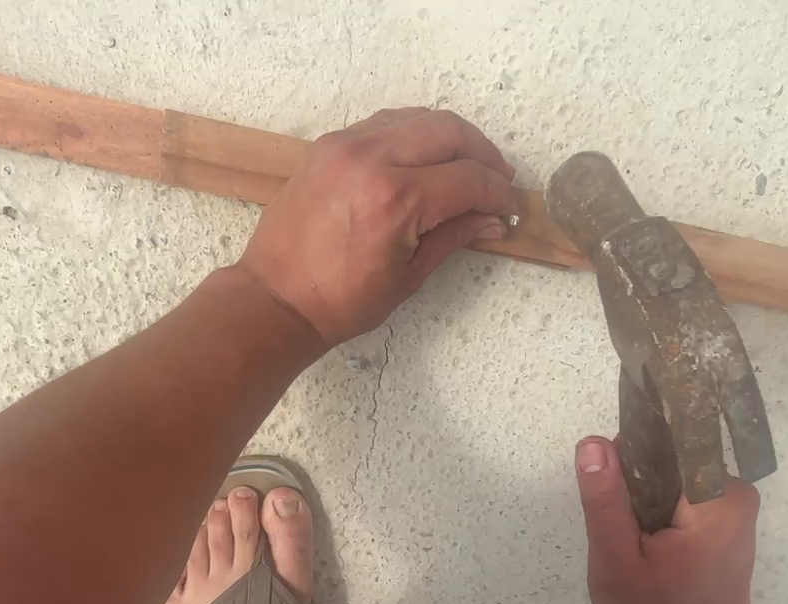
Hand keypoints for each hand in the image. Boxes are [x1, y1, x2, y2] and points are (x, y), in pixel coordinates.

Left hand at [236, 108, 517, 346]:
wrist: (278, 299)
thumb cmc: (339, 302)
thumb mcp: (408, 276)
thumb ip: (453, 237)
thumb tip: (492, 221)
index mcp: (395, 200)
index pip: (467, 180)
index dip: (497, 193)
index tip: (509, 206)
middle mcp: (371, 160)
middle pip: (449, 132)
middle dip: (483, 155)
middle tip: (497, 180)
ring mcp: (346, 146)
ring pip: (418, 118)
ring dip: (451, 137)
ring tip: (467, 166)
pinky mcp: (330, 145)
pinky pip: (386, 122)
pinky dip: (414, 133)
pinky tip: (426, 159)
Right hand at [574, 435, 766, 603]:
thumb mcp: (616, 562)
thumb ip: (605, 501)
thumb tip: (591, 443)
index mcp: (714, 495)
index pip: (660, 443)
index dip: (624, 462)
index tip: (611, 501)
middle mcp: (733, 490)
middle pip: (665, 459)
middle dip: (633, 489)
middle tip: (621, 537)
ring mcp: (734, 504)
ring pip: (670, 477)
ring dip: (643, 504)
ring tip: (636, 548)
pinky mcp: (727, 519)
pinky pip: (681, 496)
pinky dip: (658, 515)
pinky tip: (651, 550)